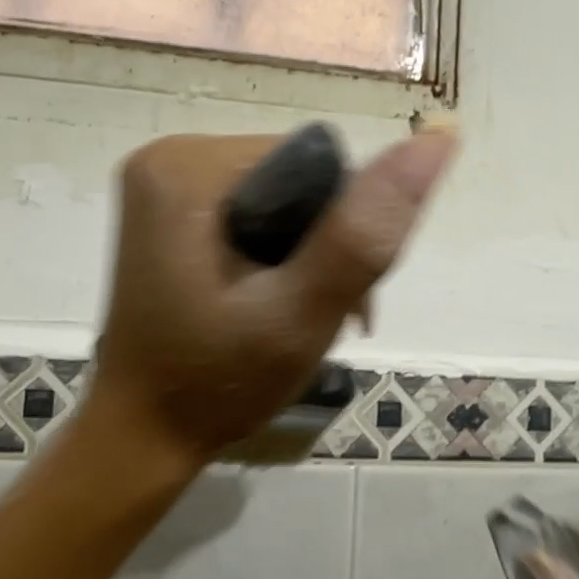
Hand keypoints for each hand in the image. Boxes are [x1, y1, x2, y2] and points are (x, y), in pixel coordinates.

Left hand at [87, 126, 456, 466]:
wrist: (144, 437)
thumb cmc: (216, 383)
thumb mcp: (299, 314)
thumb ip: (361, 234)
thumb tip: (434, 141)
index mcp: (188, 167)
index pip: (314, 164)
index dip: (345, 226)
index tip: (339, 296)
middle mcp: (168, 159)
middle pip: (296, 180)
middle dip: (326, 246)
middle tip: (324, 317)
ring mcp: (164, 188)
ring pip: (281, 200)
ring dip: (308, 257)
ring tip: (307, 320)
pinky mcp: (169, 217)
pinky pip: (252, 216)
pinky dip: (278, 259)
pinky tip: (278, 306)